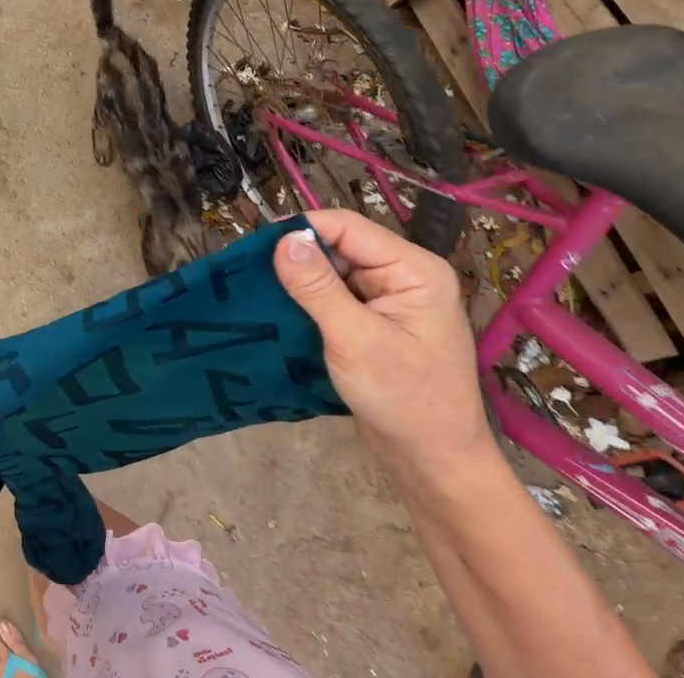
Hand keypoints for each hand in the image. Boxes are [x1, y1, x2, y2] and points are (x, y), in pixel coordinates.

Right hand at [274, 211, 490, 476]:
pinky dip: (306, 297)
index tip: (253, 250)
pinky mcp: (373, 317)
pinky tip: (281, 309)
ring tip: (259, 292)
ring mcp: (390, 297)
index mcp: (414, 270)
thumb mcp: (354, 339)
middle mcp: (404, 274)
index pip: (347, 227)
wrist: (432, 457)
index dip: (299, 230)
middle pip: (338, 243)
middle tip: (251, 276)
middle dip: (296, 255)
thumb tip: (283, 238)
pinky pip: (333, 291)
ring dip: (298, 278)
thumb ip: (317, 286)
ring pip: (330, 267)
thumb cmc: (404, 398)